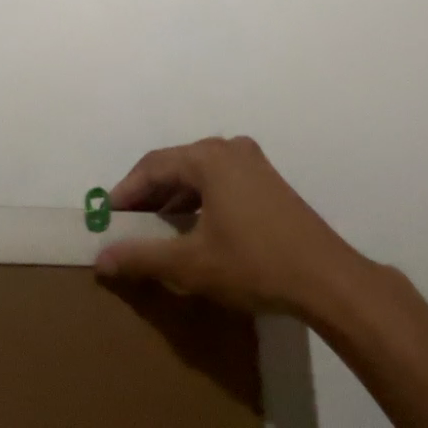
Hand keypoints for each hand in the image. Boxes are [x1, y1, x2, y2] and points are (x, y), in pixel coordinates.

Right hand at [94, 136, 366, 319]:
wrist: (326, 279)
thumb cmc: (254, 264)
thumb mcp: (191, 264)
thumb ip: (143, 257)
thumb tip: (101, 259)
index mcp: (208, 158)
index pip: (152, 166)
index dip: (124, 192)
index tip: (105, 217)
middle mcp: (229, 149)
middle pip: (175, 165)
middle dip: (147, 193)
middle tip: (124, 223)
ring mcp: (252, 163)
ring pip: (198, 174)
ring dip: (173, 198)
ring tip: (153, 228)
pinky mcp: (267, 182)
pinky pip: (219, 182)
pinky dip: (198, 200)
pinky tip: (192, 228)